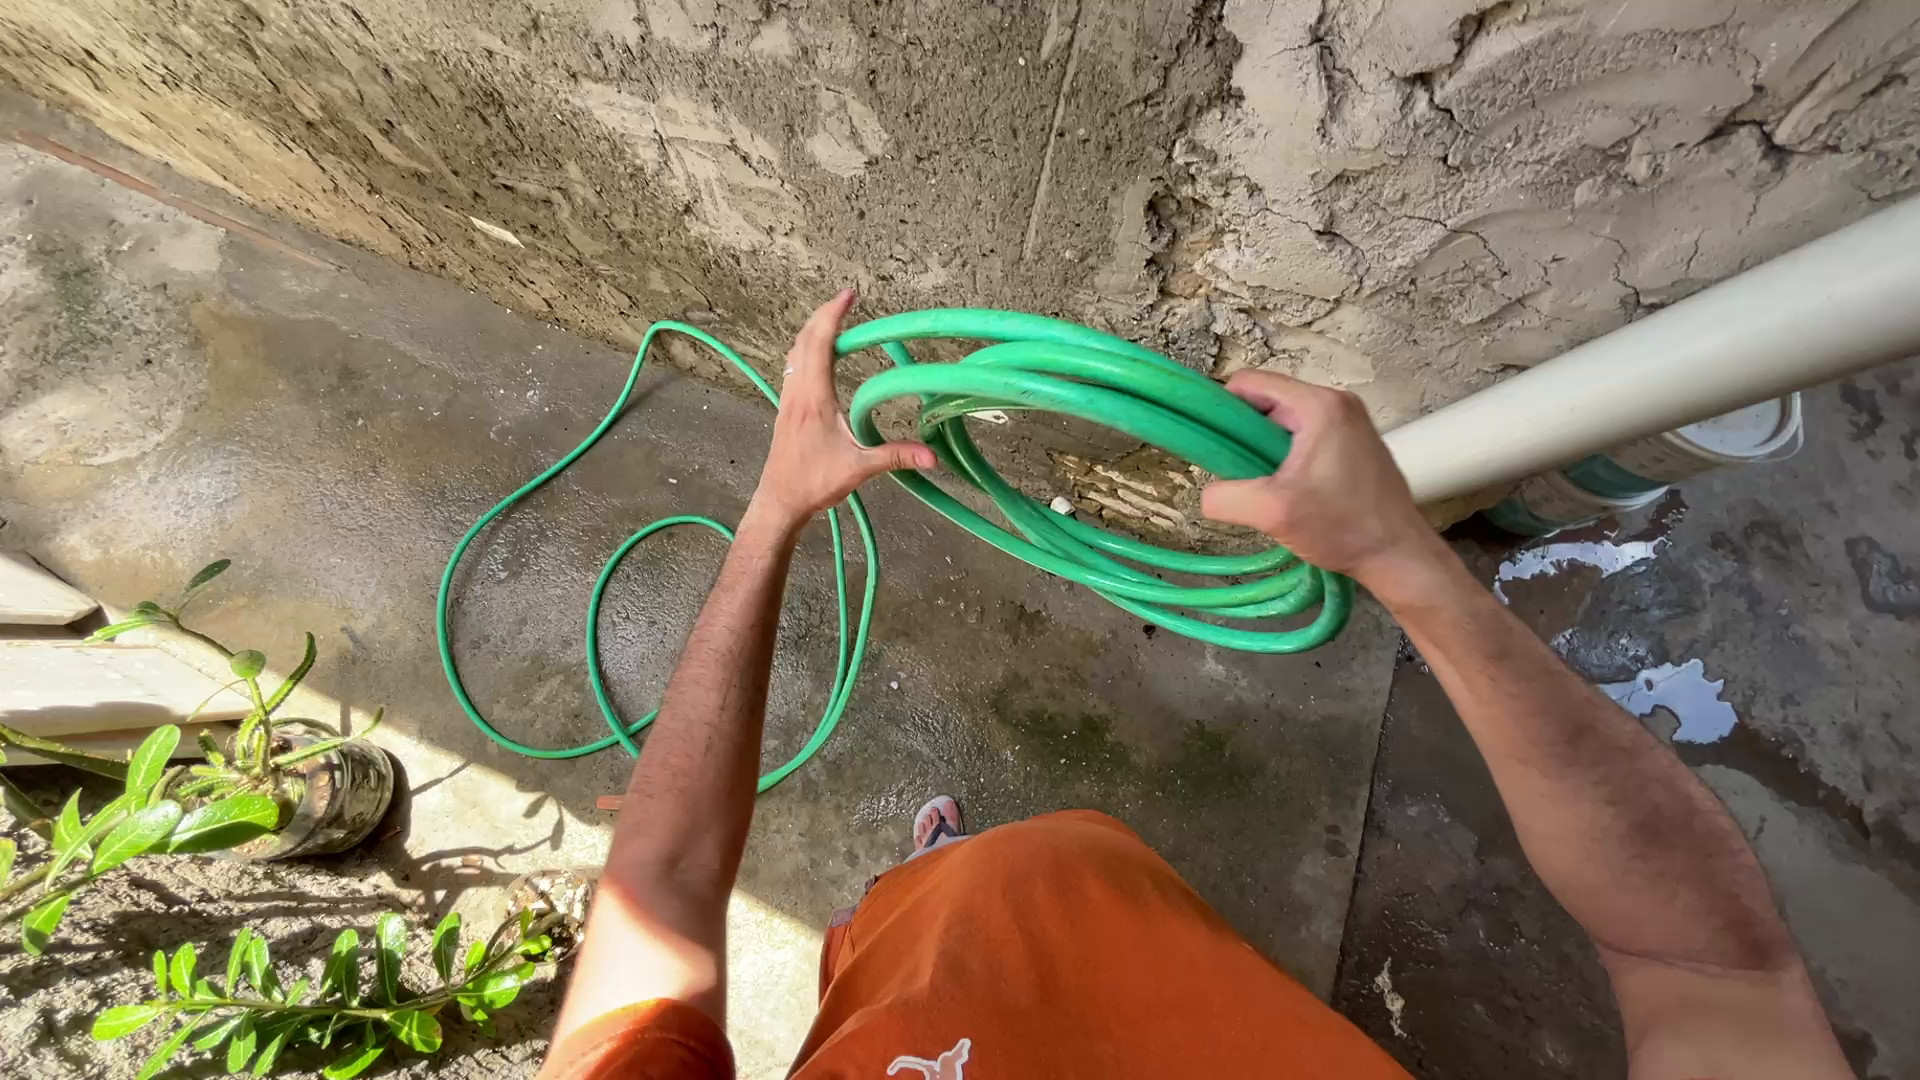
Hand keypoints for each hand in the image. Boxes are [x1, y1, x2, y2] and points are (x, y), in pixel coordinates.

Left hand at [748, 289, 934, 529]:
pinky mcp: (786, 411)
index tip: (850, 295)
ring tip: (832, 322)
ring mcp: (788, 401)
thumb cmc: (813, 484)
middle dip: (823, 315)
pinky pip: (793, 369)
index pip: (821, 344)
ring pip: (794, 353)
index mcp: (814, 398)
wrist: (779, 501)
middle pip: (803, 340)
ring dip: (812, 332)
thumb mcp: (859, 468)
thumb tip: (933, 456)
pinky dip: (805, 352)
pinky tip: (816, 360)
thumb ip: (896, 457)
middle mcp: (797, 392)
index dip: (833, 315)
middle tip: (845, 300)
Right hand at [1201, 372, 1437, 582]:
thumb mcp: (1271, 513)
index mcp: (1319, 405)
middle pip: (1265, 401)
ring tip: (1266, 487)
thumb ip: (1224, 497)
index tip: (1214, 447)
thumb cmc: (1343, 528)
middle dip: (1243, 436)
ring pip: (1280, 422)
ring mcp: (1347, 422)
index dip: (1221, 411)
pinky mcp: (1350, 443)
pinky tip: (1287, 490)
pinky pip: (1300, 437)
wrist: (1398, 556)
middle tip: (1242, 475)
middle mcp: (1336, 403)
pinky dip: (1282, 459)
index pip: (1249, 383)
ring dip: (1262, 451)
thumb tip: (1208, 494)